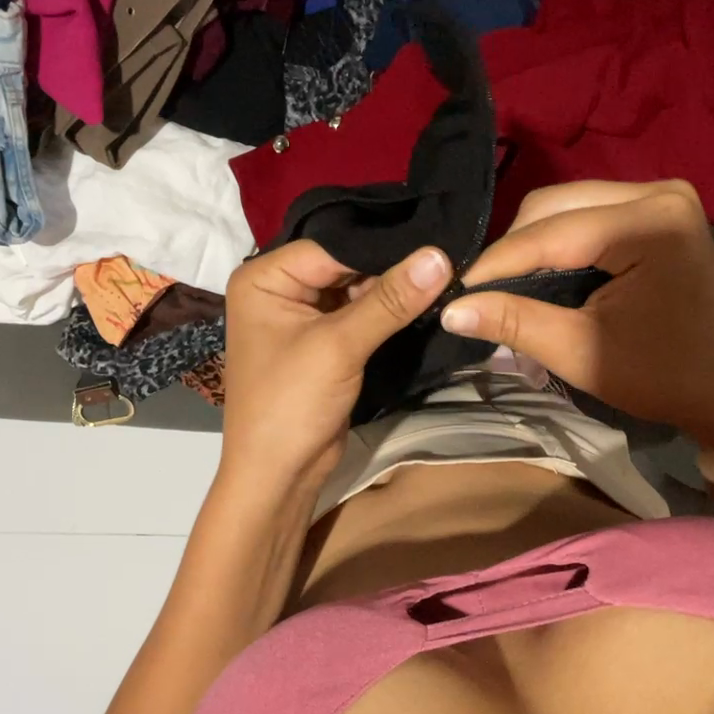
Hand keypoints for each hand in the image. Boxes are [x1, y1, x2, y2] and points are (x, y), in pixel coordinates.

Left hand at [220, 240, 452, 488]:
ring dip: (393, 293)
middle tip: (449, 255)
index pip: (331, 246)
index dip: (382, 245)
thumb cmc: (291, 404)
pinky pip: (358, 319)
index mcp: (264, 279)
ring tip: (448, 275)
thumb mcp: (339, 347)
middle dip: (390, 267)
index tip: (437, 238)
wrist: (278, 475)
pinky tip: (427, 304)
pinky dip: (387, 316)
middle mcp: (278, 292)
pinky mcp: (322, 346)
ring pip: (355, 293)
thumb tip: (440, 255)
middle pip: (344, 266)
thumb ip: (389, 300)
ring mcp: (300, 320)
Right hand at [439, 181, 713, 442]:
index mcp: (648, 223)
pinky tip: (537, 272)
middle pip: (555, 205)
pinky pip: (588, 213)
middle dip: (512, 249)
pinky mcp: (657, 211)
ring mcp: (661, 196)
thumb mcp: (577, 351)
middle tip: (479, 291)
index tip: (452, 291)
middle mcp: (658, 192)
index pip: (551, 232)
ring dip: (530, 243)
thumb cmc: (656, 376)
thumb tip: (449, 309)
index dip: (496, 262)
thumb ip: (514, 322)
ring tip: (503, 284)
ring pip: (567, 205)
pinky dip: (556, 241)